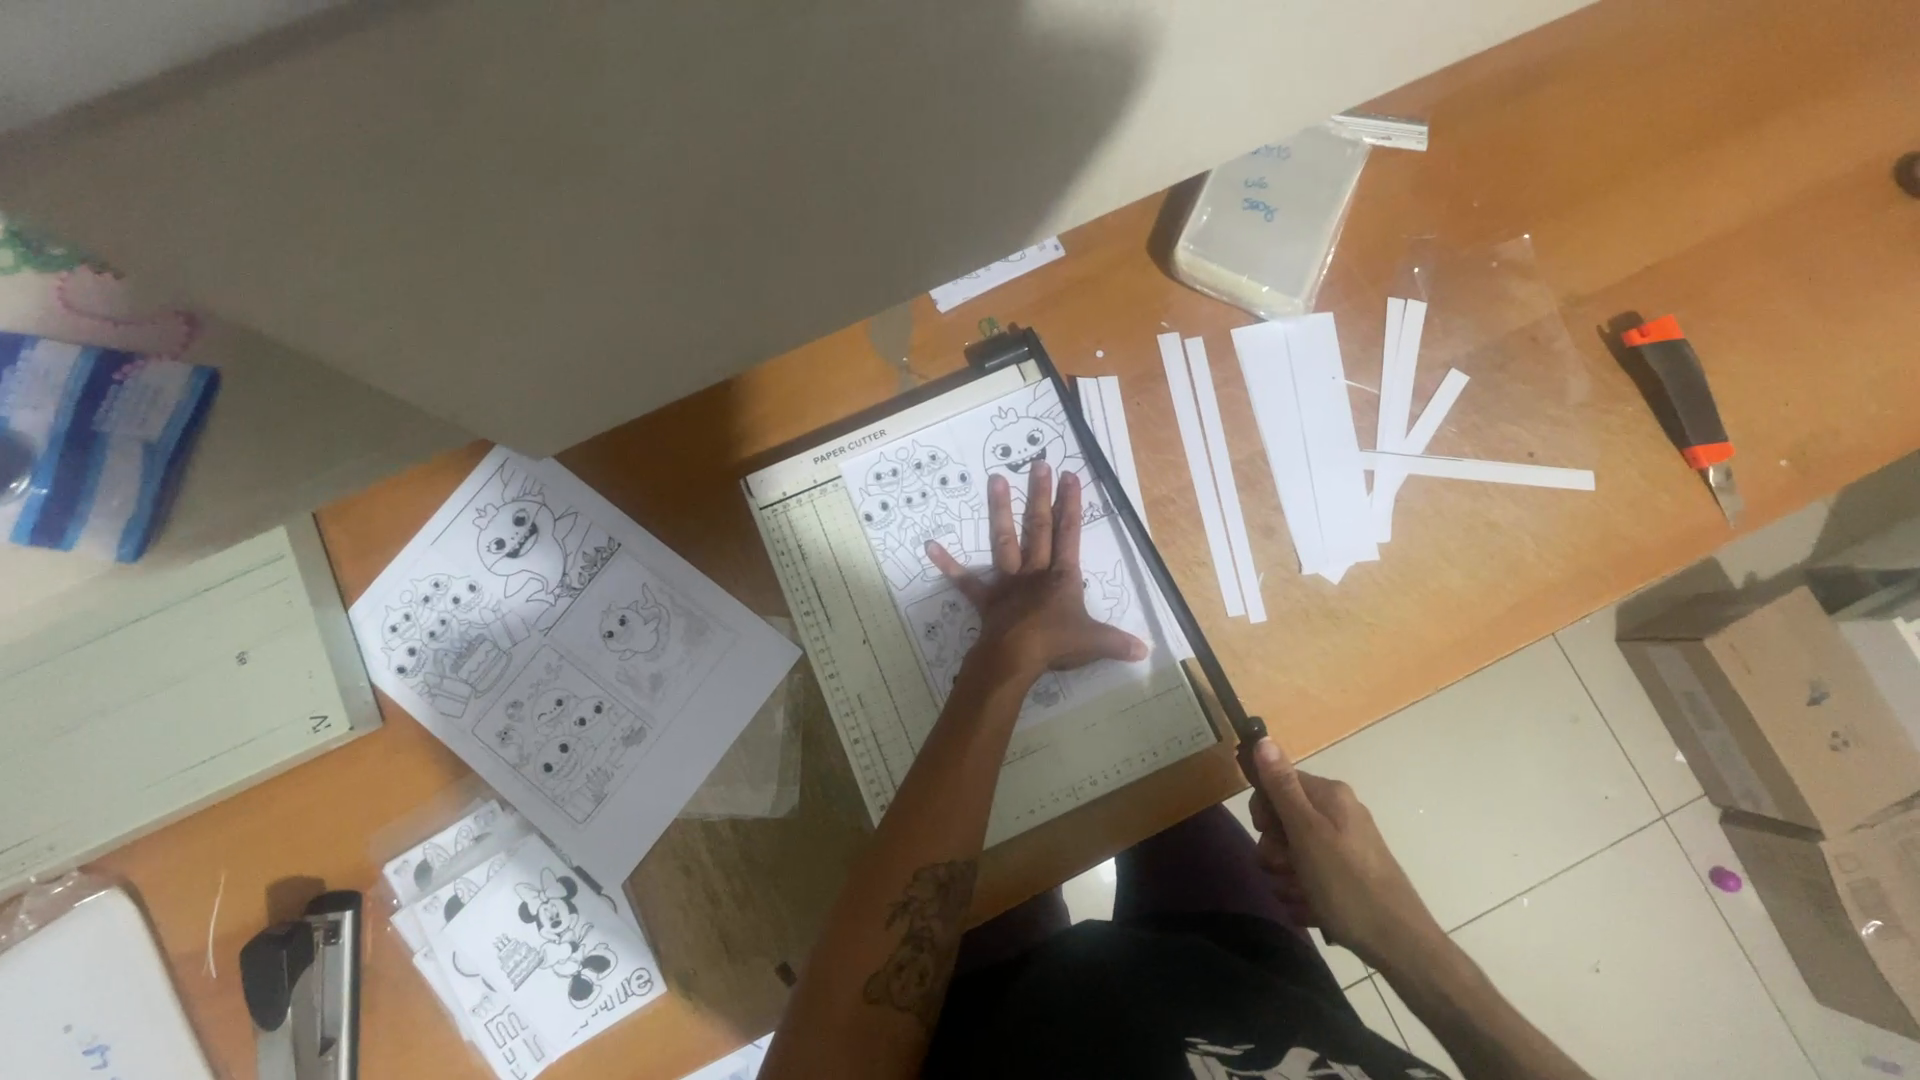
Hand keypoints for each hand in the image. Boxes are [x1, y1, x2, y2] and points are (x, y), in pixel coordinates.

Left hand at [926, 463, 1146, 683]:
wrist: (1015, 657)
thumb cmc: (1055, 645)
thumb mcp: (1095, 643)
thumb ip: (1118, 643)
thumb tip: (1145, 651)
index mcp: (1062, 577)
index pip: (1069, 534)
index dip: (1072, 505)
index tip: (1070, 477)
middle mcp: (1034, 571)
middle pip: (1038, 527)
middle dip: (1041, 495)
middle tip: (1038, 463)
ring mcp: (1007, 582)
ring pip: (1004, 540)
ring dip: (1000, 510)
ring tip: (996, 479)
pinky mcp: (985, 598)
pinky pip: (965, 580)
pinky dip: (948, 564)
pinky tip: (930, 545)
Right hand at [1248, 737, 1445, 970]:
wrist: (1398, 944)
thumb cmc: (1347, 885)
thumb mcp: (1307, 833)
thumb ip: (1282, 788)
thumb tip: (1263, 739)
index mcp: (1330, 797)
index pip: (1277, 785)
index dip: (1265, 812)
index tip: (1268, 834)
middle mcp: (1338, 815)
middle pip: (1282, 822)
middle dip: (1275, 850)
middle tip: (1286, 869)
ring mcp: (1343, 847)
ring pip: (1291, 854)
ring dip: (1286, 877)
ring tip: (1301, 896)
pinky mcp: (1345, 876)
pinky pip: (1308, 877)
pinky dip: (1303, 894)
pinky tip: (1311, 909)